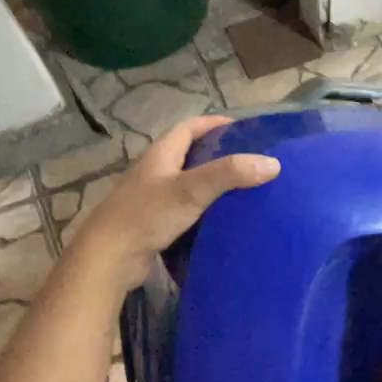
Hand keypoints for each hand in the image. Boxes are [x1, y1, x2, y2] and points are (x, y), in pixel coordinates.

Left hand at [67, 115, 279, 287]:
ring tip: (242, 190)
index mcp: (160, 155)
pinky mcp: (153, 223)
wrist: (108, 258)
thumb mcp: (191, 190)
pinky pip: (184, 208)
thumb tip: (273, 163)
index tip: (244, 129)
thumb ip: (229, 174)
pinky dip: (203, 208)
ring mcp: (151, 198)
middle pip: (189, 153)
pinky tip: (220, 220)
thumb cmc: (146, 216)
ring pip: (187, 182)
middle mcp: (154, 171)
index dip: (215, 123)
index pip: (189, 127)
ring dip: (211, 183)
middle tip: (249, 162)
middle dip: (218, 153)